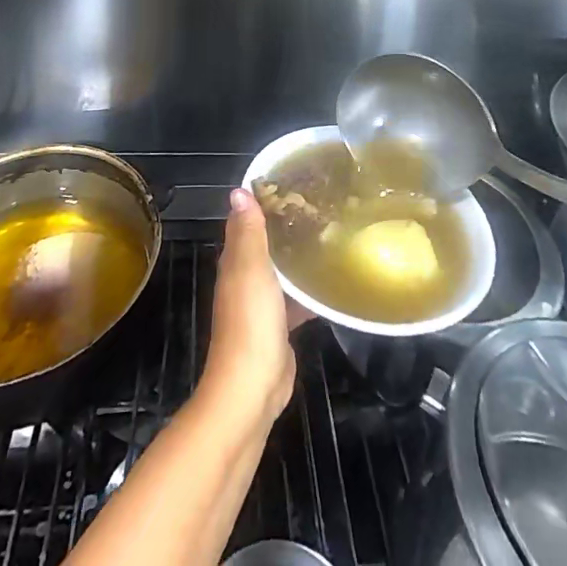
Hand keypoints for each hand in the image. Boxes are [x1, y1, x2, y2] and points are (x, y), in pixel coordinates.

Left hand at [199, 189, 310, 422]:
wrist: (252, 387)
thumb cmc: (251, 323)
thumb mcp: (250, 270)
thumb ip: (248, 233)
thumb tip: (238, 191)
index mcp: (235, 264)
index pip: (247, 223)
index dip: (265, 201)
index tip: (293, 180)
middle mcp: (244, 280)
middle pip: (266, 245)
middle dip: (287, 225)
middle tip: (321, 204)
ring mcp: (262, 305)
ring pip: (281, 271)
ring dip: (298, 255)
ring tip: (330, 234)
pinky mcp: (279, 326)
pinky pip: (294, 297)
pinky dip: (307, 288)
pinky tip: (330, 280)